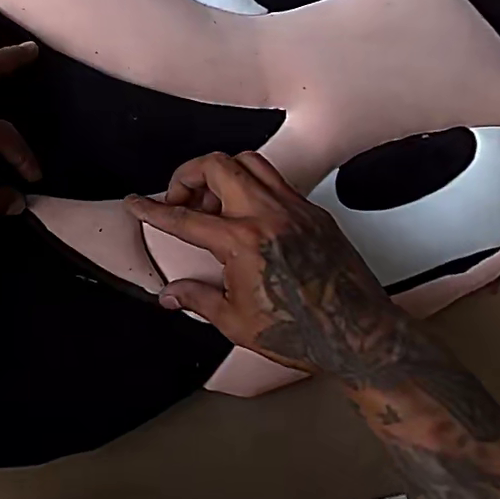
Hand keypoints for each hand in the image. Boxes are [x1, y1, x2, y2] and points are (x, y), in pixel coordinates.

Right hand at [125, 152, 417, 379]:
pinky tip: (247, 212)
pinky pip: (276, 180)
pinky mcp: (314, 213)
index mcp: (242, 242)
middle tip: (180, 198)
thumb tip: (172, 293)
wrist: (360, 337)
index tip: (138, 203)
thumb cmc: (305, 332)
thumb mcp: (235, 320)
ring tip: (213, 201)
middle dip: (186, 175)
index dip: (152, 208)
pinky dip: (252, 185)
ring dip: (221, 173)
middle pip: (215, 165)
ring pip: (248, 161)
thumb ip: (196, 298)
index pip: (183, 217)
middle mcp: (268, 216)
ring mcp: (294, 209)